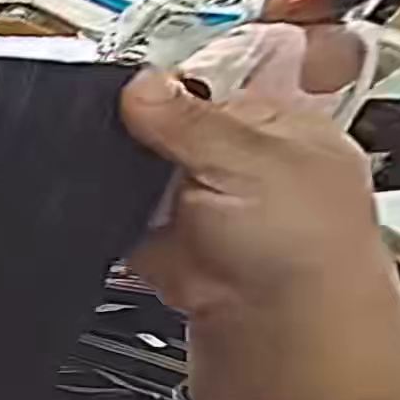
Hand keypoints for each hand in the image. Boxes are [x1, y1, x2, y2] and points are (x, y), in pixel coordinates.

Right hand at [118, 70, 399, 399]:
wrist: (267, 316)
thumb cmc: (302, 241)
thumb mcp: (248, 159)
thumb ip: (189, 121)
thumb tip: (140, 83)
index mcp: (258, 124)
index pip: (195, 88)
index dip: (158, 88)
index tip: (122, 92)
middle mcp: (216, 158)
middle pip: (151, 128)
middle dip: (127, 133)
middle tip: (114, 137)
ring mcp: (177, 196)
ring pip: (125, 168)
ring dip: (112, 171)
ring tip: (114, 176)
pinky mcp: (144, 231)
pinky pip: (106, 208)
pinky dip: (98, 207)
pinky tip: (102, 204)